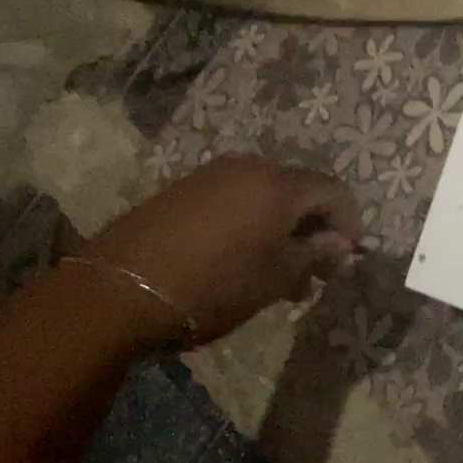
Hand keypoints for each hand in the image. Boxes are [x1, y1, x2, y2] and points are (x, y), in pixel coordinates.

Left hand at [79, 156, 362, 343]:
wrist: (113, 293)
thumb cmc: (212, 285)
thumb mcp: (276, 278)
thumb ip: (316, 255)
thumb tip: (341, 244)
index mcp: (281, 185)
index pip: (336, 192)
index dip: (349, 223)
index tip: (344, 259)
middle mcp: (250, 168)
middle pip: (301, 190)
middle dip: (313, 228)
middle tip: (312, 271)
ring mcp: (211, 176)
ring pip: (266, 196)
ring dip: (281, 228)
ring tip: (275, 272)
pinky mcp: (180, 192)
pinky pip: (233, 200)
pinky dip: (249, 224)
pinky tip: (238, 259)